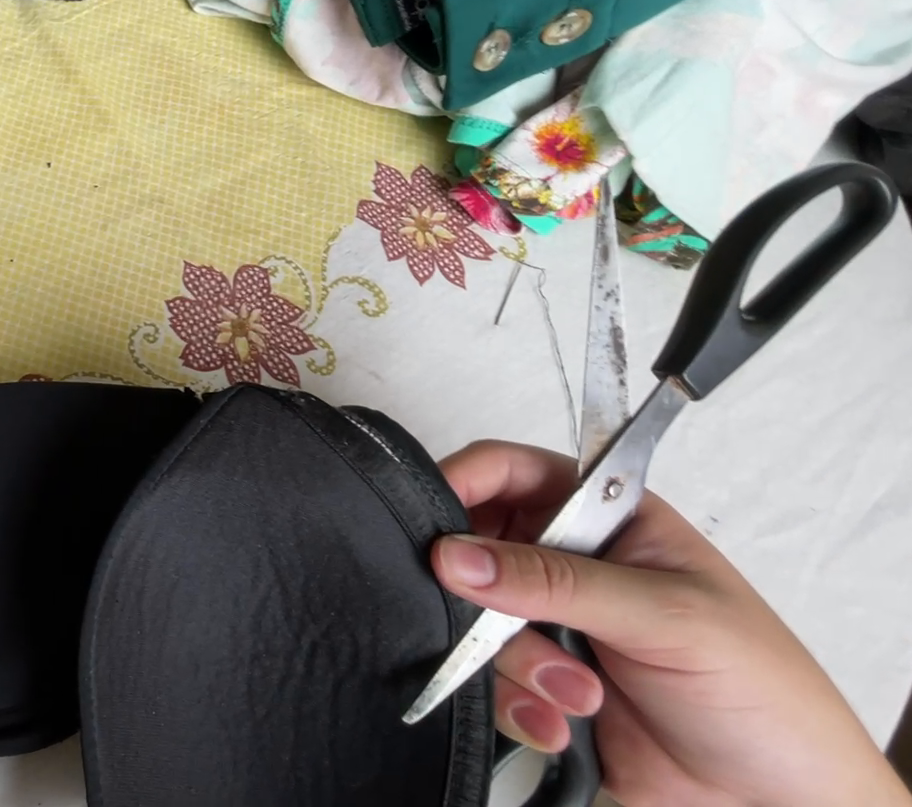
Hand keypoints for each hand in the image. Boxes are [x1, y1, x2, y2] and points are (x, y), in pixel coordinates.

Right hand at [432, 441, 909, 806]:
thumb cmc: (762, 696)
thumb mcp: (666, 619)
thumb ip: (554, 581)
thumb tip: (452, 555)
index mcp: (600, 517)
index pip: (507, 470)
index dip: (461, 480)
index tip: (430, 524)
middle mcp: (560, 558)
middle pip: (470, 542)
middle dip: (485, 595)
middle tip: (509, 627)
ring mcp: (539, 616)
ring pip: (468, 611)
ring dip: (513, 660)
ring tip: (575, 695)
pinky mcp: (524, 671)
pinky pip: (477, 669)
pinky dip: (510, 699)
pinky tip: (557, 723)